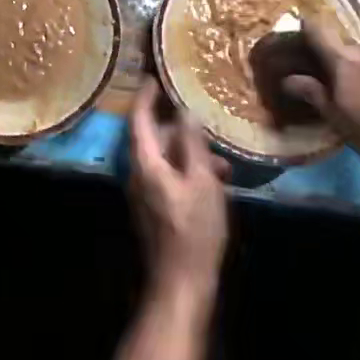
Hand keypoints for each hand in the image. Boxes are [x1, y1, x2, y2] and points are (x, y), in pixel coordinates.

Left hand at [127, 78, 229, 292]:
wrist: (181, 281)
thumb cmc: (194, 229)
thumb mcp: (201, 181)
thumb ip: (192, 144)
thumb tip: (185, 112)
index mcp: (144, 163)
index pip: (139, 119)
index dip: (146, 96)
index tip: (155, 78)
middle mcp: (137, 174)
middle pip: (153, 138)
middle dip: (178, 129)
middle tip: (203, 122)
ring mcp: (144, 192)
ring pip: (164, 159)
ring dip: (190, 154)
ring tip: (221, 162)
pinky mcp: (154, 207)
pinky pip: (168, 176)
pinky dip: (188, 172)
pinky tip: (216, 182)